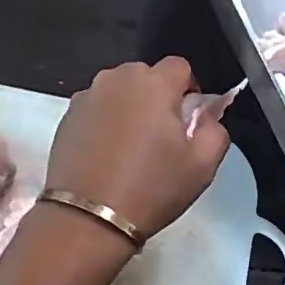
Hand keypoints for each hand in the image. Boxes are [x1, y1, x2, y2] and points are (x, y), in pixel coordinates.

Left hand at [46, 58, 229, 238]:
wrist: (90, 217)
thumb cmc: (153, 188)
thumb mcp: (203, 166)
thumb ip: (216, 130)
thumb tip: (207, 115)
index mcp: (153, 84)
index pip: (180, 67)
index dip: (191, 91)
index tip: (190, 122)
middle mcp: (116, 79)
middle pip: (147, 77)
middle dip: (160, 99)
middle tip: (163, 139)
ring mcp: (87, 96)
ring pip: (121, 92)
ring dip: (133, 110)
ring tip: (135, 149)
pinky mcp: (68, 117)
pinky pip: (98, 109)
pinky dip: (108, 124)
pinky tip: (111, 156)